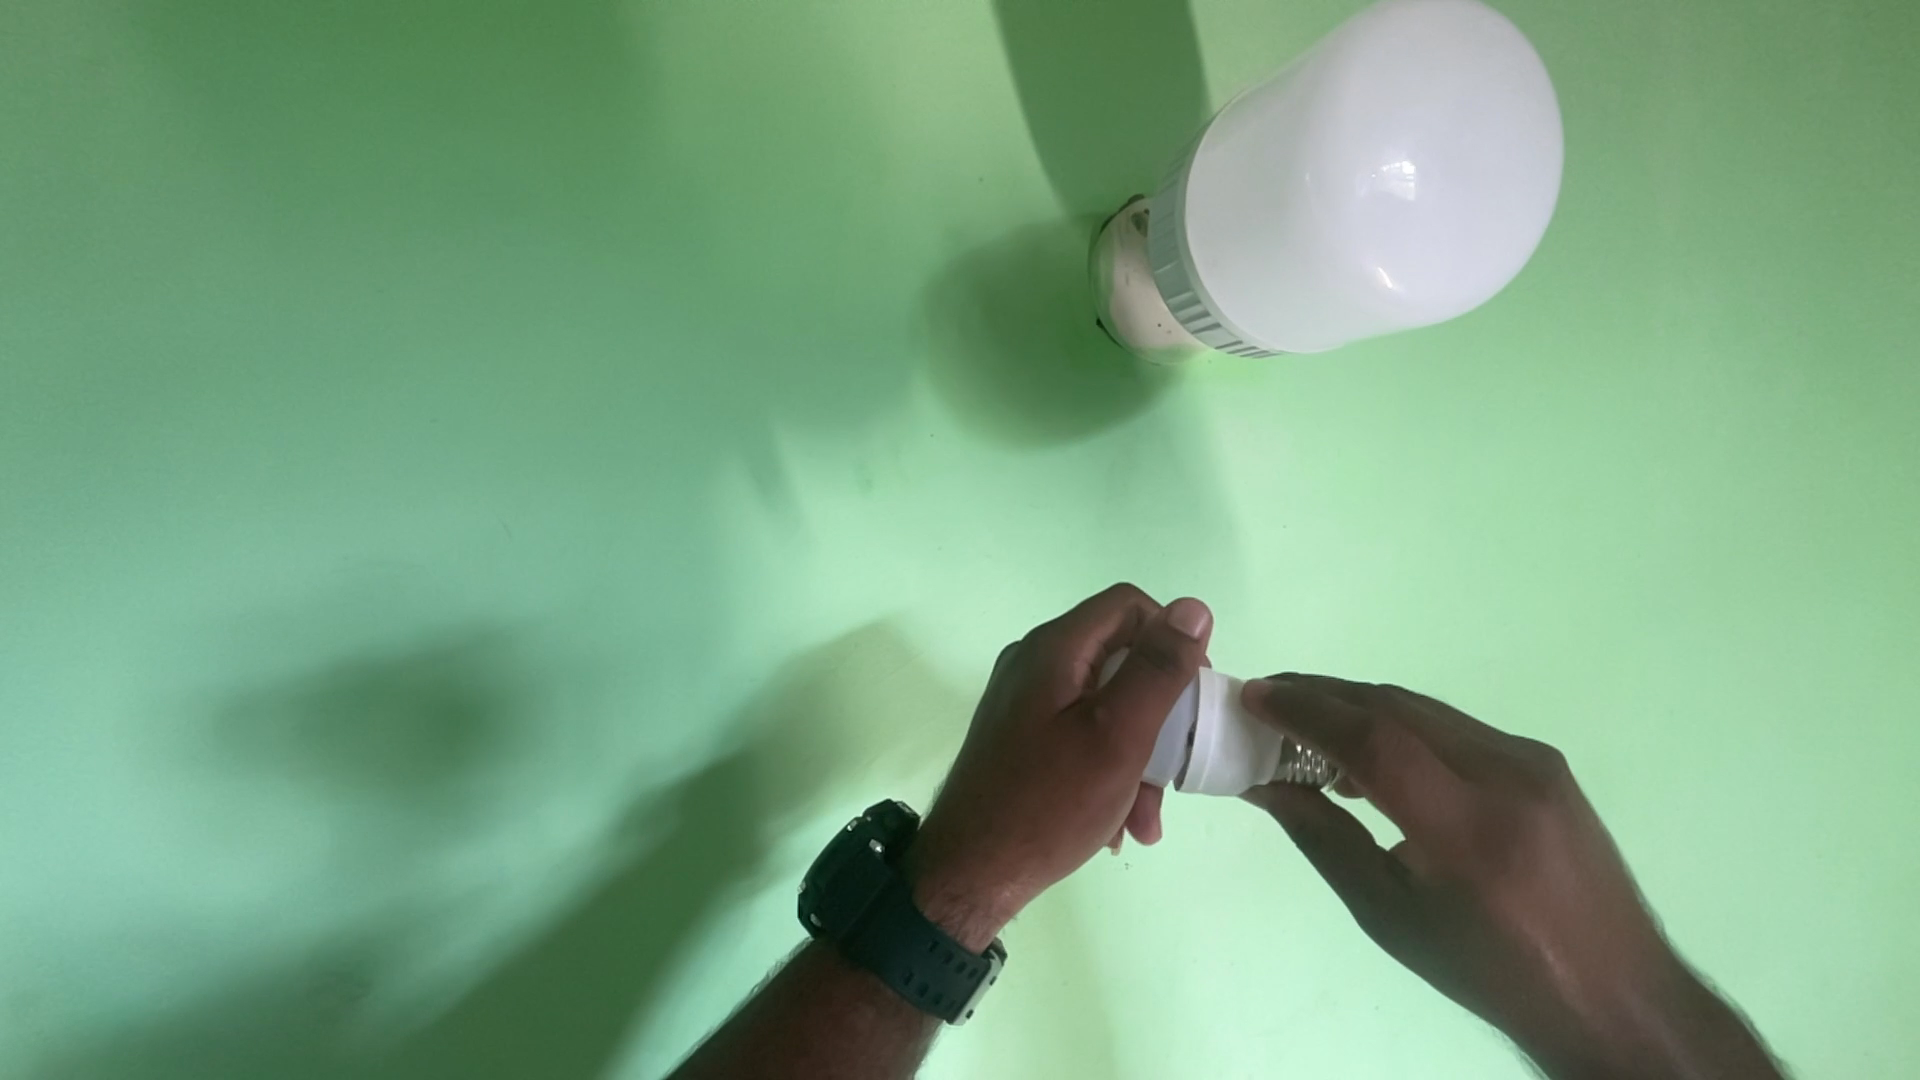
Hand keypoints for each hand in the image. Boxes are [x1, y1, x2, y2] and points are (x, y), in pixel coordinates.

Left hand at [905, 585, 1211, 949]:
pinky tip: (1118, 823)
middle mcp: (1035, 663)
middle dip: (1158, 716)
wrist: (971, 871)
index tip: (1192, 693)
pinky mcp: (1021, 736)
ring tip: (1146, 819)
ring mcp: (1024, 700)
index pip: (1128, 606)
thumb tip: (1193, 608)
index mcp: (1054, 648)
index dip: (1170, 638)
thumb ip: (1158, 669)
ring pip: (1104, 705)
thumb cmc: (1050, 802)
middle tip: (1177, 769)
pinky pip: (1080, 733)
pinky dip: (1107, 769)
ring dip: (1137, 756)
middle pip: (1118, 660)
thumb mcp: (1119, 733)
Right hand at [1241, 676, 1782, 1079]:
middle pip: (1393, 707)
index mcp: (1470, 833)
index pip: (1374, 742)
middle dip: (1320, 694)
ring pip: (1418, 706)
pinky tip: (1367, 747)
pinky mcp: (1541, 759)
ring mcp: (1532, 762)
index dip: (1306, 712)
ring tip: (1304, 718)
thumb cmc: (1488, 968)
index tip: (1253, 697)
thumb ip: (1320, 837)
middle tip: (1267, 696)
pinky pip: (1447, 722)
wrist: (1619, 996)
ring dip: (1353, 703)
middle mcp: (1508, 779)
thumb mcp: (1387, 914)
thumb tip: (1262, 783)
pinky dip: (1393, 721)